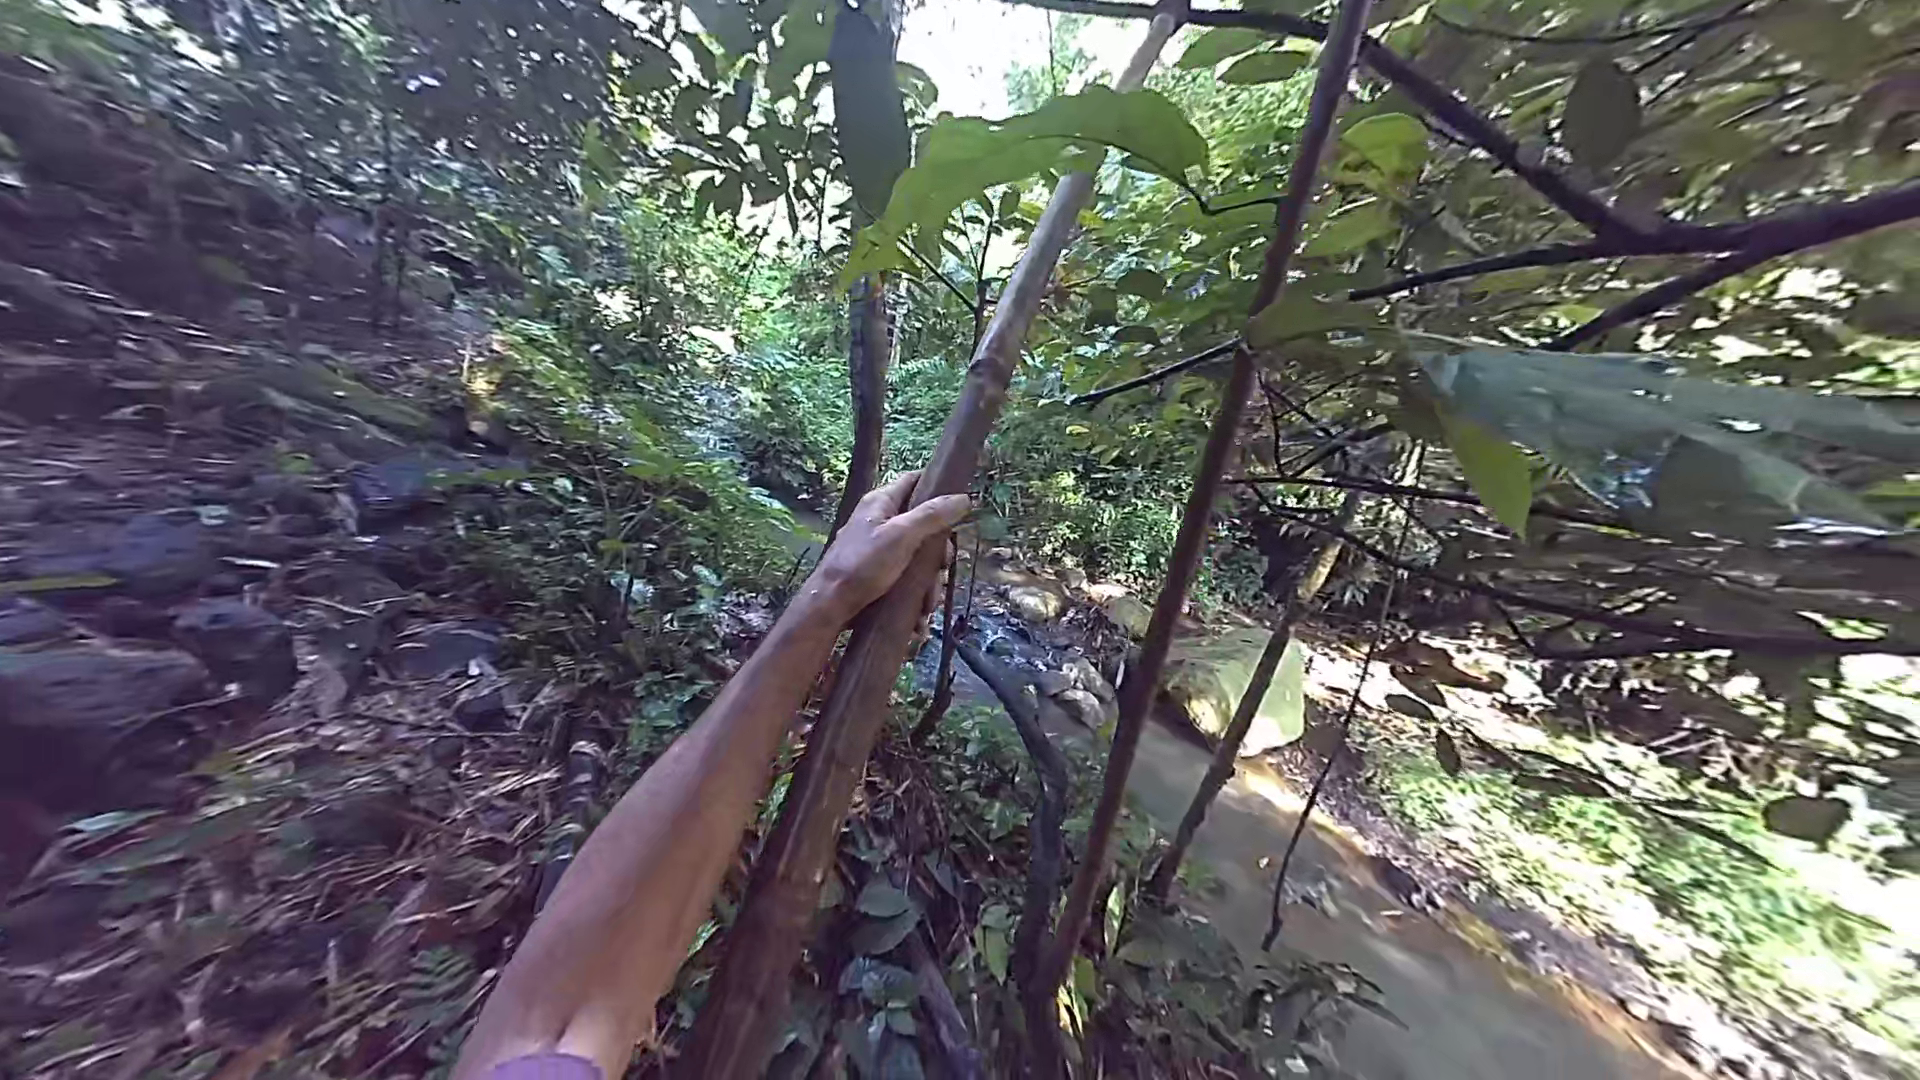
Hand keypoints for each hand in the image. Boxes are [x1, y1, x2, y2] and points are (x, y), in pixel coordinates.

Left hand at [805, 471, 970, 623]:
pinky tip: (919, 615)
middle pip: (924, 526)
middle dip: (938, 552)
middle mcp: (880, 521)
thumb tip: (964, 498)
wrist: (830, 606)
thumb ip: (932, 515)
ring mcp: (879, 549)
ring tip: (927, 604)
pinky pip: (907, 578)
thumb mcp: (902, 536)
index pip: (916, 480)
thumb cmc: (863, 564)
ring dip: (929, 582)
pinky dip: (915, 595)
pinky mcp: (879, 574)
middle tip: (942, 567)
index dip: (939, 488)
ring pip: (919, 557)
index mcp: (882, 502)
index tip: (960, 506)